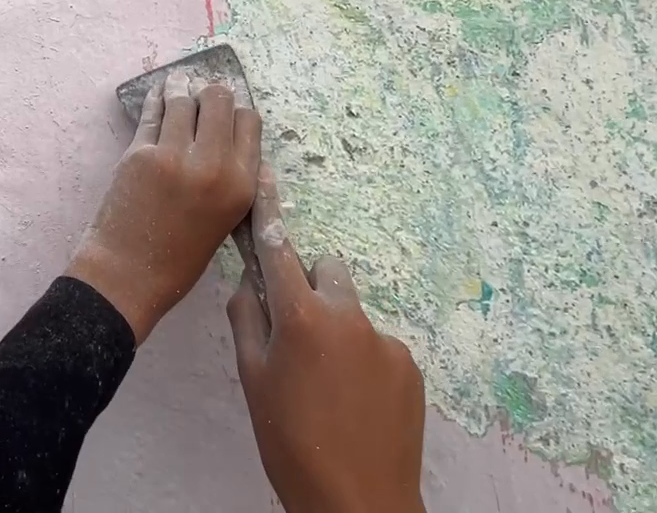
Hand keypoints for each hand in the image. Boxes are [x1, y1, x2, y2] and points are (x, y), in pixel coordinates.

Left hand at [66, 71, 261, 342]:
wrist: (130, 272)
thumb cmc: (180, 255)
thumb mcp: (225, 219)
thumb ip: (232, 178)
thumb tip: (232, 136)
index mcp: (242, 186)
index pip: (249, 123)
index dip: (238, 110)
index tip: (228, 104)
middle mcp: (213, 165)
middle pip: (219, 100)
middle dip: (211, 91)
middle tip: (203, 90)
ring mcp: (174, 155)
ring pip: (183, 99)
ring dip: (180, 87)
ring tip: (178, 82)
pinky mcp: (140, 152)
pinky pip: (152, 113)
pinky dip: (155, 100)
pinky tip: (158, 94)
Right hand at [227, 163, 426, 512]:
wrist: (357, 504)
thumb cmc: (288, 438)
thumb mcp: (251, 376)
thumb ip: (246, 317)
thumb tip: (250, 281)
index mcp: (301, 316)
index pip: (278, 248)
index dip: (268, 212)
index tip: (265, 177)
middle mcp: (348, 316)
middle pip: (326, 271)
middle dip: (309, 284)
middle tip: (296, 331)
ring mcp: (385, 341)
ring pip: (350, 311)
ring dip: (335, 326)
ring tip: (327, 380)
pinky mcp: (410, 366)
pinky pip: (376, 343)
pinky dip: (361, 358)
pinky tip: (354, 400)